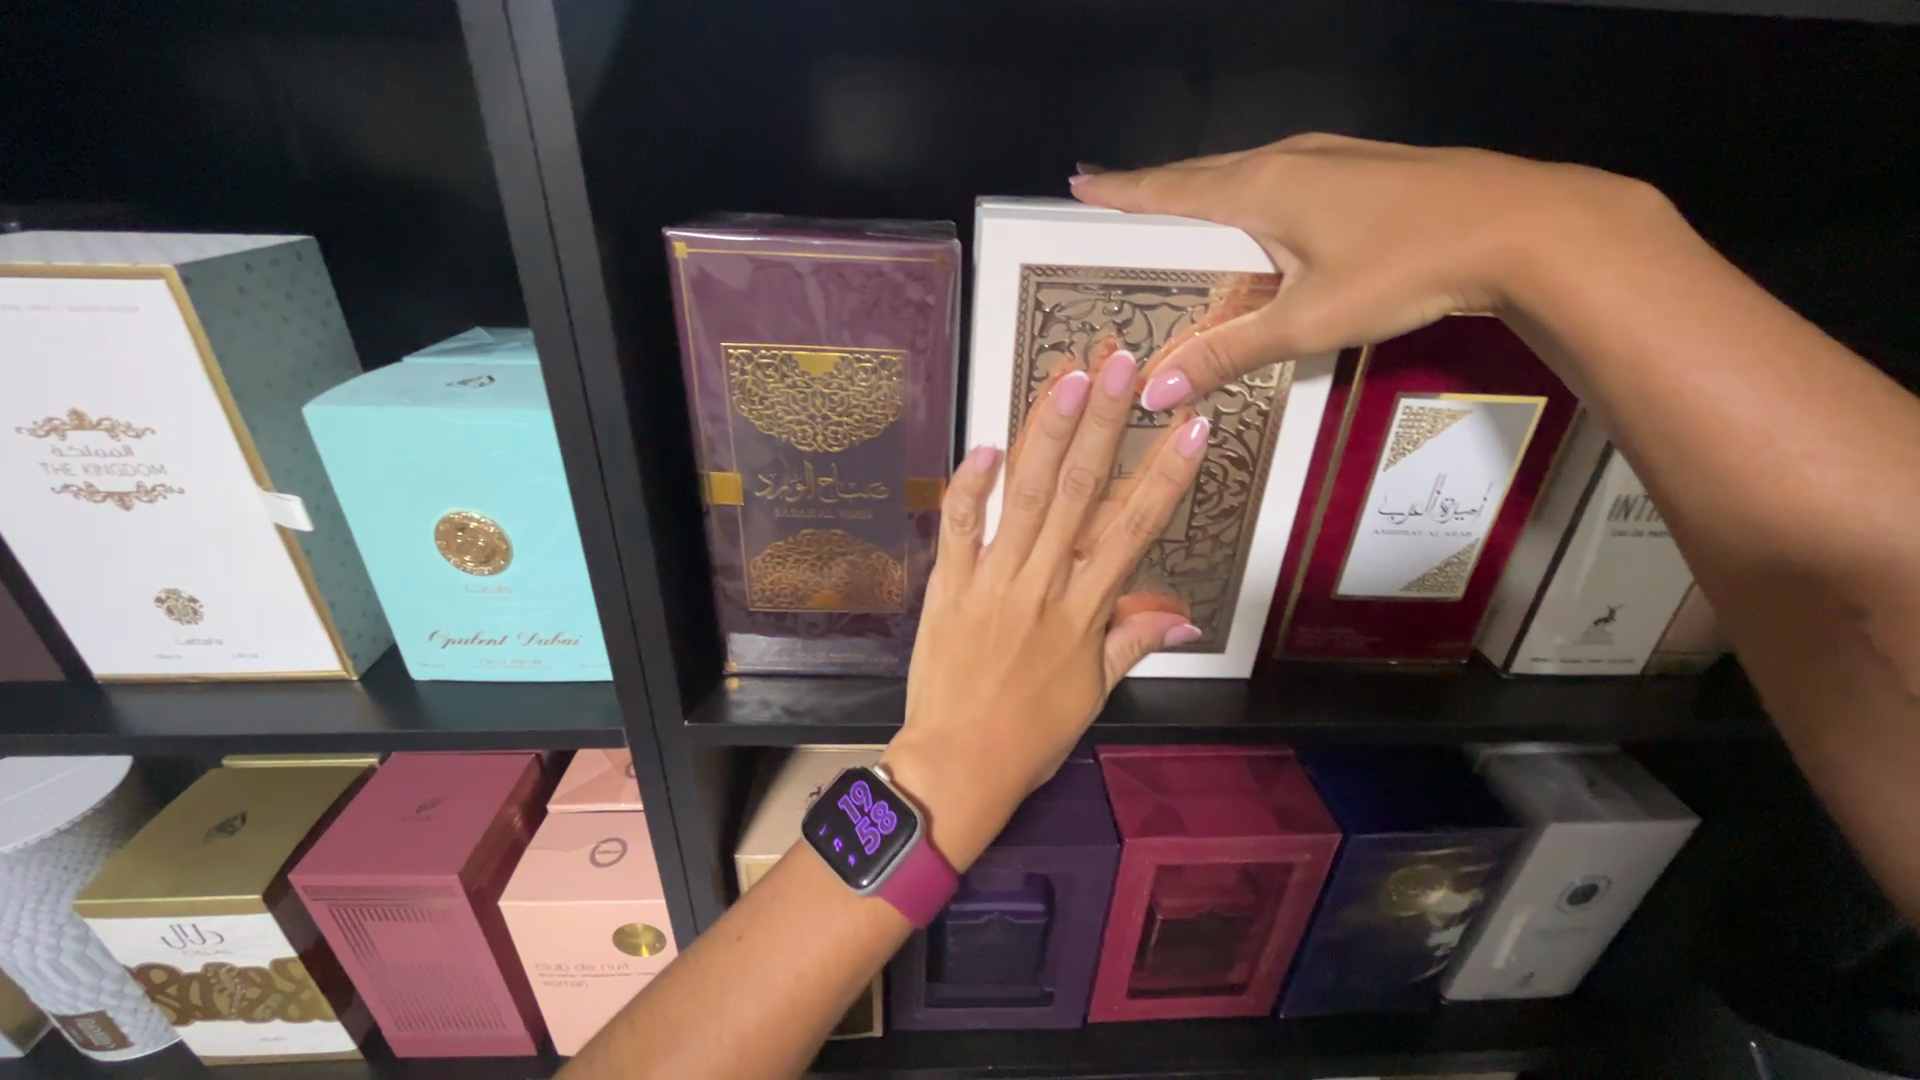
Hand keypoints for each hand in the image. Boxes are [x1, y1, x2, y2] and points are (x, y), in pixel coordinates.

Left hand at [883, 348, 1209, 867]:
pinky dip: (969, 488)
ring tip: (1069, 380)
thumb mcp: (1092, 695)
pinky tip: (983, 447)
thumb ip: (1132, 643)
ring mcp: (993, 580)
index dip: (1167, 475)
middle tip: (1123, 366)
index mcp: (1085, 612)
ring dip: (1047, 434)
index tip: (1191, 426)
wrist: (959, 765)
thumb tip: (1184, 617)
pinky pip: (958, 528)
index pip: (1136, 529)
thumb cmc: (1029, 736)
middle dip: (1106, 424)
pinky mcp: (948, 585)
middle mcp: (1044, 584)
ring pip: (1025, 496)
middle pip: (1082, 492)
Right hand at [1069, 133, 1673, 411]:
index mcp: (1261, 188)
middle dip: (1152, 187)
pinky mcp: (1358, 168)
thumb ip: (1228, 353)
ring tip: (1170, 210)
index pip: (1170, 190)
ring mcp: (1328, 157)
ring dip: (1199, 191)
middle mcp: (1287, 159)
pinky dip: (1244, 196)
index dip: (1122, 191)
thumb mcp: (1306, 321)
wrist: (1521, 226)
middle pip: (1200, 174)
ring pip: (1242, 173)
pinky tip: (1252, 217)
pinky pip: (1278, 176)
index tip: (1079, 184)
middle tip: (1112, 198)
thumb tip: (1156, 389)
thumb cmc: (1402, 268)